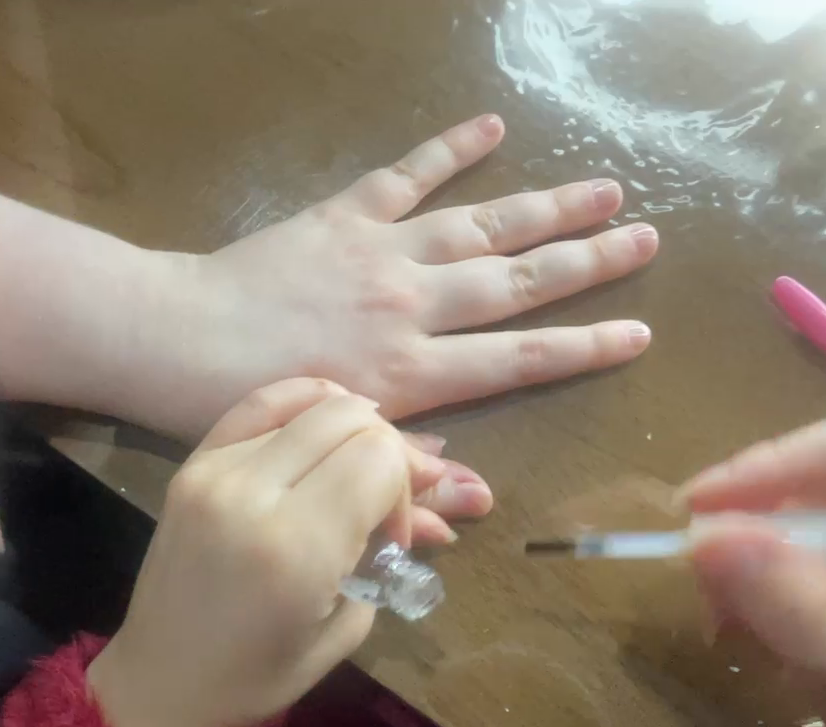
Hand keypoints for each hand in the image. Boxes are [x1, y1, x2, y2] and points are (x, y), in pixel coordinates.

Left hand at [87, 380, 416, 726]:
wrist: (163, 685)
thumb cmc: (260, 678)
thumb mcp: (346, 623)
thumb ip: (391, 548)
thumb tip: (449, 492)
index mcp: (297, 547)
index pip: (380, 459)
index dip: (405, 489)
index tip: (391, 536)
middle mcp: (252, 493)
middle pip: (352, 421)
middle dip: (388, 451)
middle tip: (384, 499)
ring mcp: (214, 471)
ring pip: (311, 405)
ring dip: (353, 427)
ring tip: (362, 462)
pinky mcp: (192, 464)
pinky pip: (259, 404)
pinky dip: (304, 401)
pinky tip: (329, 415)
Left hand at [144, 114, 658, 437]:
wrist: (176, 343)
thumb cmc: (248, 409)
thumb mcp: (330, 454)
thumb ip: (405, 471)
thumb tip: (479, 499)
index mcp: (411, 373)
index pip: (518, 359)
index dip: (584, 347)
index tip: (639, 331)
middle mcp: (412, 306)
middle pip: (517, 283)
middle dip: (588, 262)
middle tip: (648, 237)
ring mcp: (381, 253)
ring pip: (481, 226)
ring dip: (546, 207)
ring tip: (606, 188)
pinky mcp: (343, 215)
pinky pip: (407, 176)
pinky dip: (449, 150)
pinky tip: (492, 129)